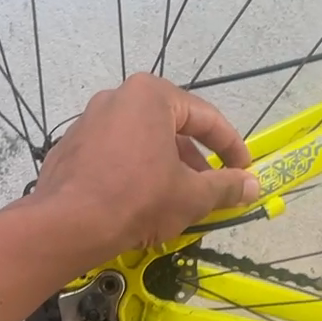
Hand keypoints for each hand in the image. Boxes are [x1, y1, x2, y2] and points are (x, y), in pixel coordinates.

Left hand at [32, 74, 260, 251]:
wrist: (68, 225)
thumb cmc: (138, 200)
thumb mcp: (191, 195)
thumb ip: (225, 187)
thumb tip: (253, 186)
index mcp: (151, 95)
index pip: (205, 117)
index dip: (231, 147)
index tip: (244, 171)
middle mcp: (117, 98)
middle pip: (169, 129)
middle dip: (194, 162)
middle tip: (210, 192)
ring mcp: (87, 123)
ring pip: (140, 145)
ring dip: (164, 171)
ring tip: (176, 203)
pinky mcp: (69, 150)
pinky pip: (112, 159)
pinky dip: (132, 177)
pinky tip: (138, 206)